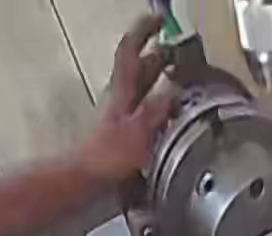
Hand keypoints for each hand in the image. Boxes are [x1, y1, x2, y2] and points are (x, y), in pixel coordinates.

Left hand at [77, 16, 178, 184]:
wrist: (91, 178)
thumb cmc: (110, 155)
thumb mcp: (139, 130)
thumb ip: (158, 110)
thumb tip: (175, 93)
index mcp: (123, 89)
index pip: (131, 49)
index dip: (145, 31)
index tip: (160, 20)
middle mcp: (122, 97)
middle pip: (140, 67)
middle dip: (160, 55)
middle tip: (180, 52)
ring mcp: (123, 115)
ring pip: (143, 88)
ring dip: (160, 80)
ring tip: (179, 80)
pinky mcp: (126, 134)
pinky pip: (146, 111)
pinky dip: (159, 106)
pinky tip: (170, 114)